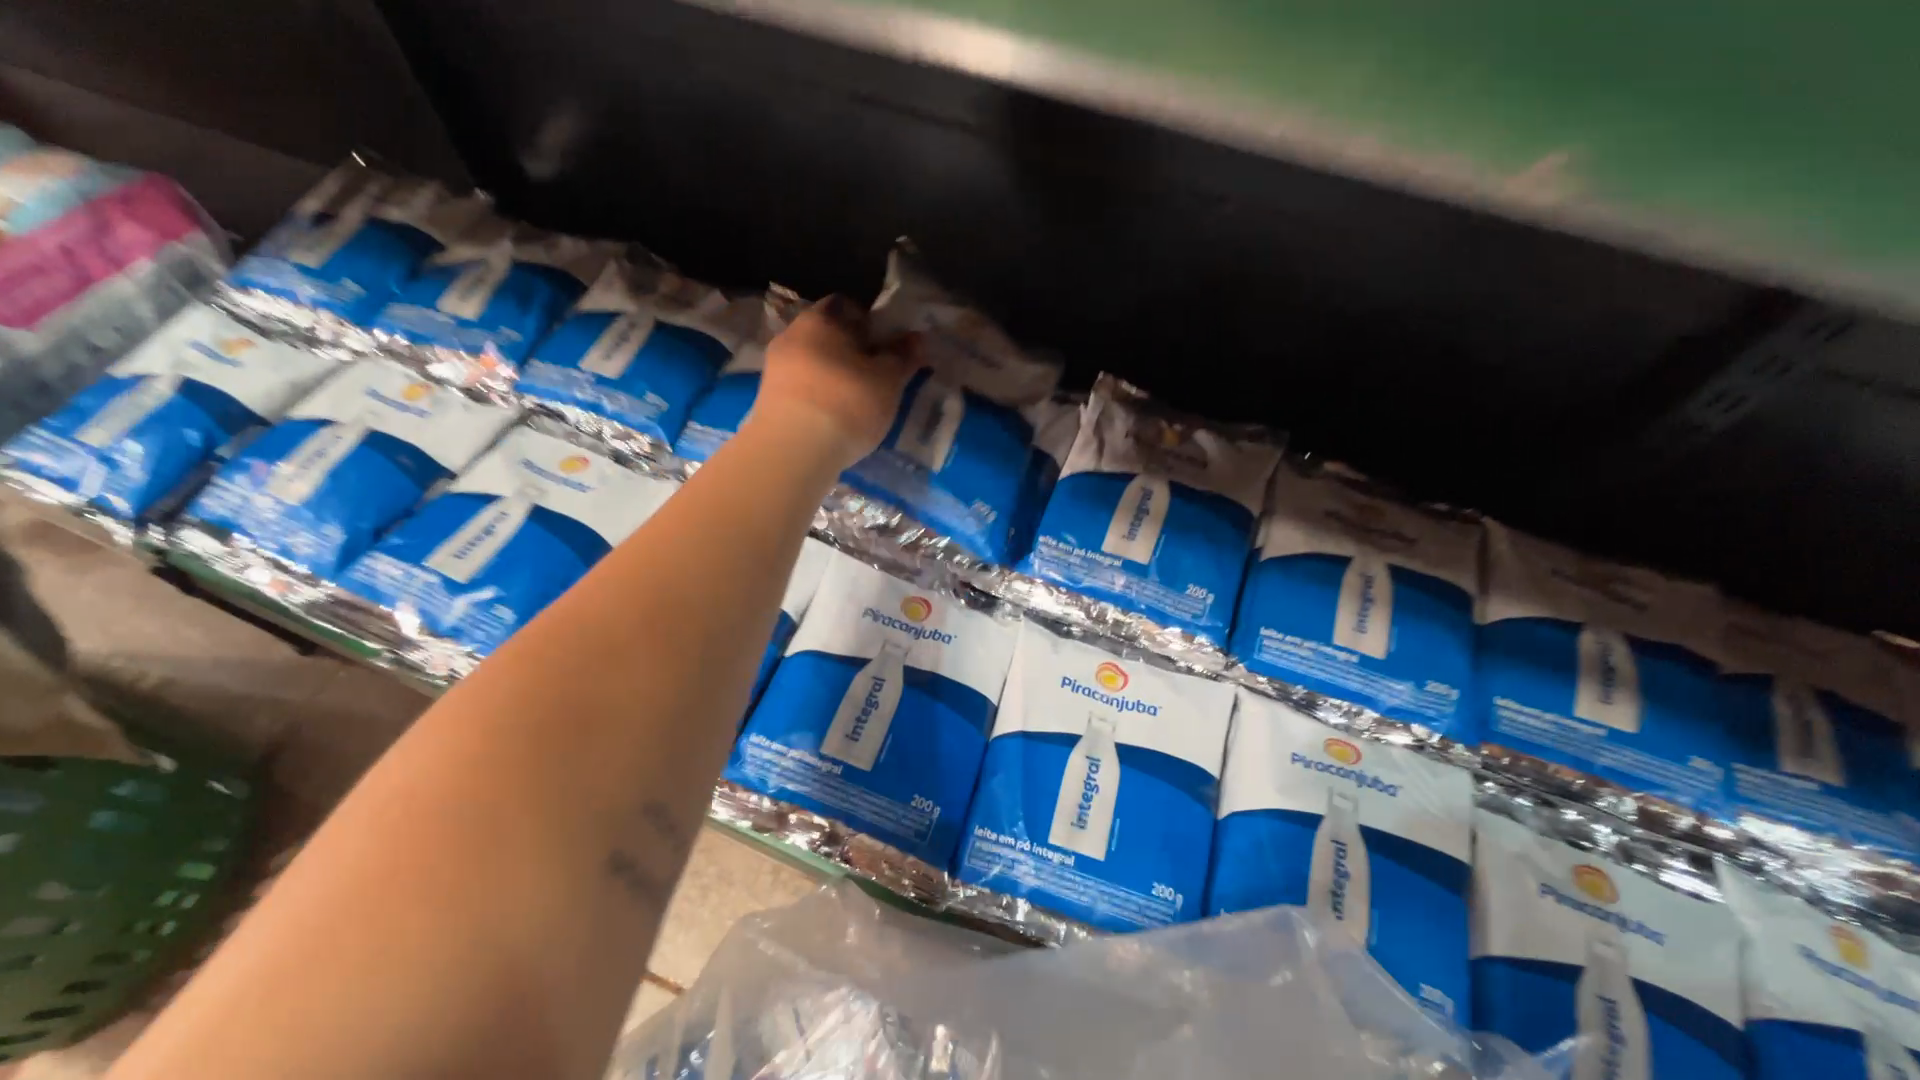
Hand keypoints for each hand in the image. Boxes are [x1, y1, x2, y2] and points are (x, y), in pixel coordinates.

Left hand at [747, 295, 918, 469]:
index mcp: (820, 319)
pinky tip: (835, 419)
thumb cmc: (847, 403)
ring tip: (858, 403)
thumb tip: (917, 338)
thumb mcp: (888, 380)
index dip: (870, 321)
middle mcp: (791, 336)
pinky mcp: (767, 401)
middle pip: (827, 336)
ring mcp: (774, 369)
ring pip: (813, 364)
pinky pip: (801, 389)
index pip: (846, 305)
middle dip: (851, 352)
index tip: (886, 346)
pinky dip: (818, 398)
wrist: (792, 453)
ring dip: (834, 377)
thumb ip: (903, 355)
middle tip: (877, 376)